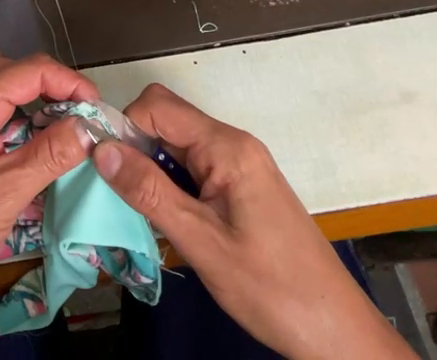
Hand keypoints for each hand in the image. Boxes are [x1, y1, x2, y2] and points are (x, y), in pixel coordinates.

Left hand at [0, 50, 98, 304]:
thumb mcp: (6, 192)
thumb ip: (50, 154)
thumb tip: (90, 127)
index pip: (32, 69)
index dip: (70, 82)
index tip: (99, 111)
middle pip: (16, 70)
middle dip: (55, 87)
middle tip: (84, 120)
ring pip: (3, 88)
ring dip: (36, 100)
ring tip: (65, 132)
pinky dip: (19, 118)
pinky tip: (35, 148)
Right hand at [94, 84, 414, 359]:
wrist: (335, 331)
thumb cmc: (270, 287)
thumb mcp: (201, 242)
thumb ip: (150, 192)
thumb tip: (101, 149)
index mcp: (226, 148)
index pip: (157, 106)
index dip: (124, 128)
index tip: (103, 166)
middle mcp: (233, 145)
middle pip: (166, 120)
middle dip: (134, 147)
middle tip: (118, 192)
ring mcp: (240, 165)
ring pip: (177, 144)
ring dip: (151, 168)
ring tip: (140, 210)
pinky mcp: (242, 186)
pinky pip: (193, 166)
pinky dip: (171, 183)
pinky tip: (167, 218)